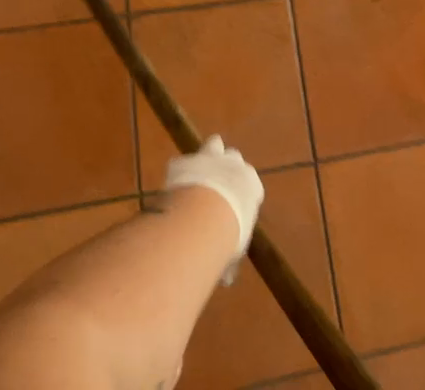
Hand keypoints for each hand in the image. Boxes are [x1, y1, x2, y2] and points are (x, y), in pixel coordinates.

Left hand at [165, 135, 263, 256]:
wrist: (205, 215)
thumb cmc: (228, 234)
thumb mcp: (234, 249)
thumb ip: (231, 259)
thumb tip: (227, 278)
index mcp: (251, 185)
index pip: (250, 182)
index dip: (240, 190)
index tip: (233, 201)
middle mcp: (234, 165)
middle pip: (233, 157)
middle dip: (225, 166)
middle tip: (216, 181)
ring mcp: (210, 157)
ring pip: (213, 145)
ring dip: (207, 154)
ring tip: (198, 167)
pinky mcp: (186, 159)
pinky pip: (182, 161)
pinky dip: (179, 170)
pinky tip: (173, 183)